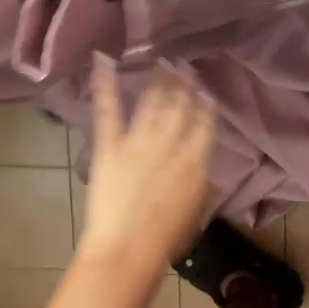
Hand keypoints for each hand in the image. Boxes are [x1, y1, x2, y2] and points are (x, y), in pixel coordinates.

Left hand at [76, 62, 216, 278]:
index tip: (205, 90)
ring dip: (159, 78)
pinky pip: (108, 109)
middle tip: (185, 64)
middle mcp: (171, 143)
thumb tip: (202, 170)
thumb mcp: (196, 209)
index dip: (205, 104)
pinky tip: (103, 60)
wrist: (128, 248)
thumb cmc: (166, 239)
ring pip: (152, 102)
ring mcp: (139, 141)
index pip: (205, 124)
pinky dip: (105, 83)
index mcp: (196, 161)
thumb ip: (200, 182)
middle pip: (180, 106)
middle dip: (184, 83)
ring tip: (162, 59)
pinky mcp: (110, 145)